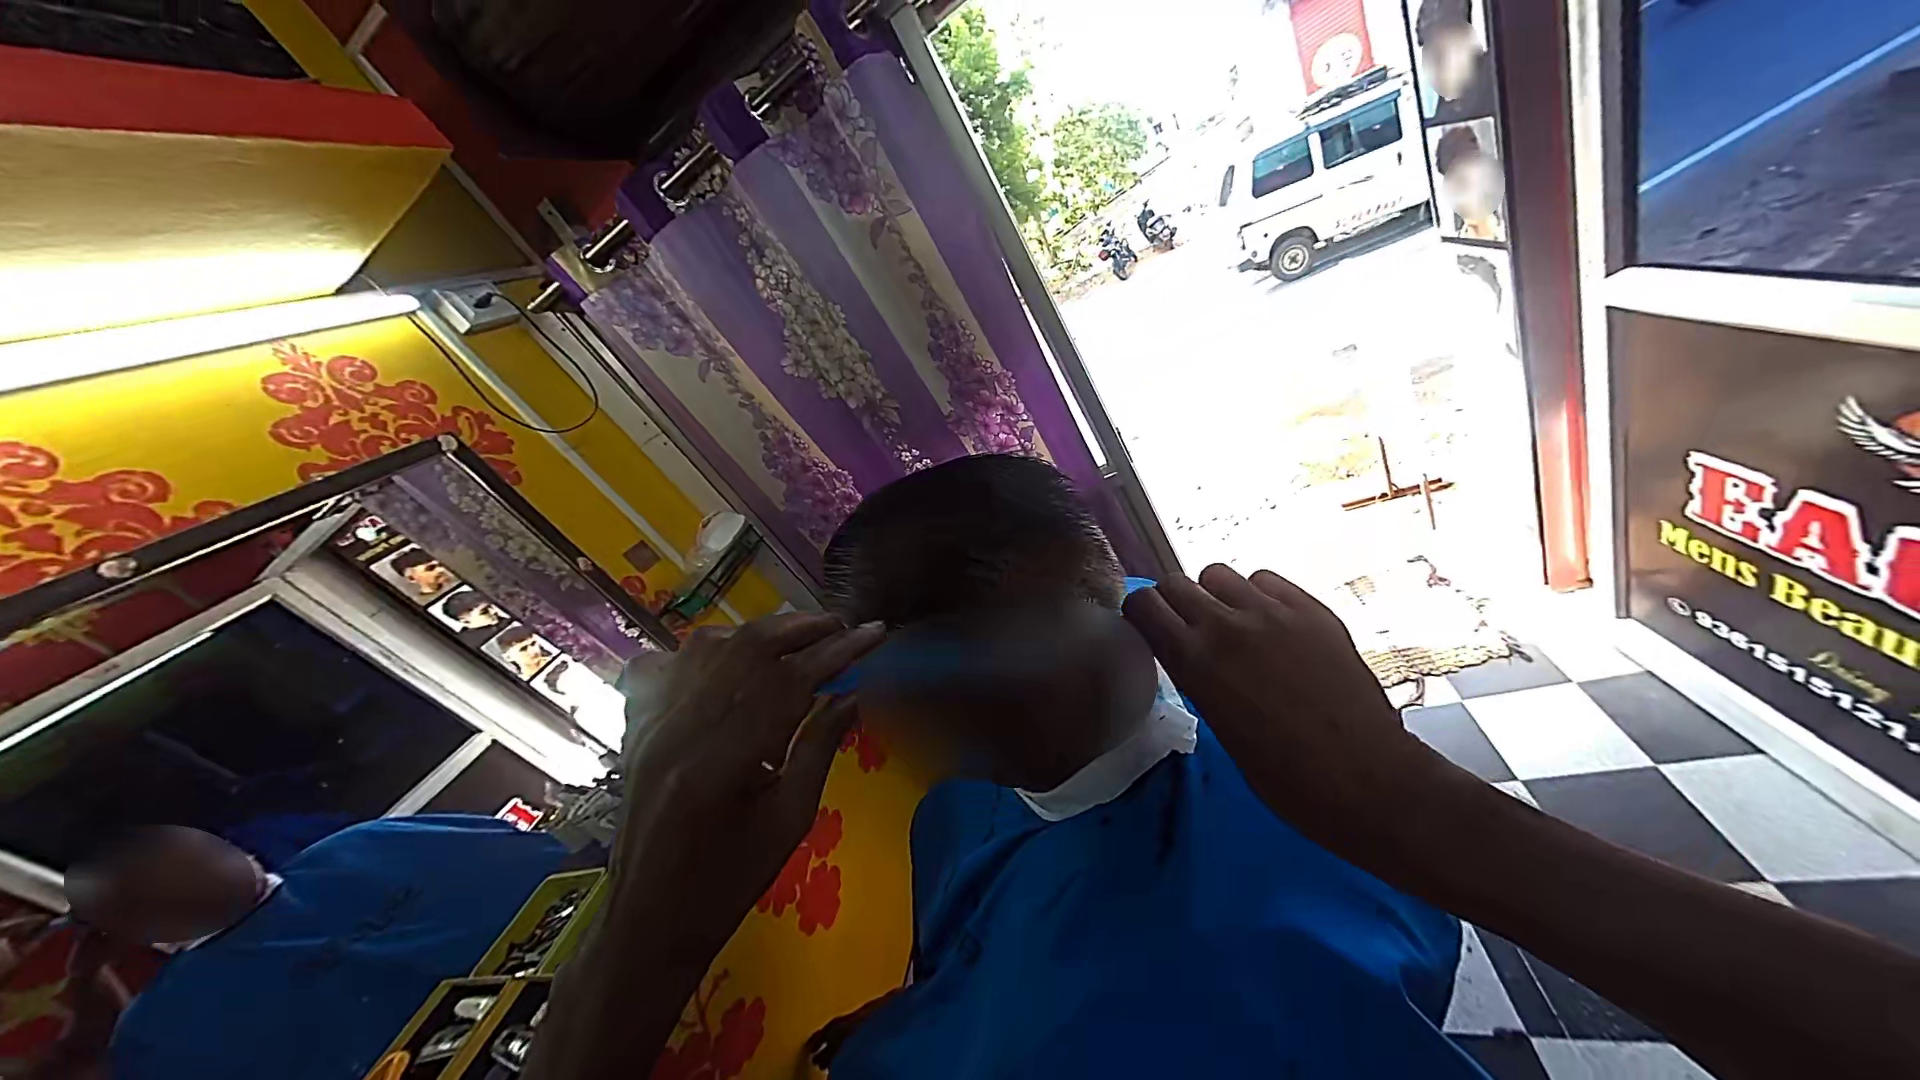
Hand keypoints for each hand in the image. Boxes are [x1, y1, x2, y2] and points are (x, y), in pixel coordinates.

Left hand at [612, 613, 885, 949]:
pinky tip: (728, 658)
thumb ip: (821, 747)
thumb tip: (852, 693)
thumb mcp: (791, 820)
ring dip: (759, 632)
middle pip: (748, 648)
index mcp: (724, 759)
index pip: (791, 681)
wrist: (648, 921)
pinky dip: (703, 649)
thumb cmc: (729, 882)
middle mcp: (681, 726)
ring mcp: (652, 722)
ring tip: (798, 635)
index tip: (874, 632)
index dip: (838, 651)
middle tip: (841, 626)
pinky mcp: (637, 725)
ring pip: (708, 645)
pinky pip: (666, 663)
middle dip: (802, 628)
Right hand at [1123, 565, 1450, 836]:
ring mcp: (1271, 612)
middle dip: (1173, 601)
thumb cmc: (1282, 774)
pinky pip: (1265, 580)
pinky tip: (1270, 623)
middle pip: (1175, 582)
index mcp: (1193, 660)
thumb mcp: (1215, 720)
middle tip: (1188, 626)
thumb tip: (1187, 650)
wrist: (1364, 779)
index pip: (1143, 604)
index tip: (1149, 627)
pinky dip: (1257, 595)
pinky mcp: (1310, 609)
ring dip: (1214, 595)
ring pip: (1218, 574)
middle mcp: (1224, 625)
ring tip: (1232, 623)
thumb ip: (1195, 673)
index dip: (1141, 613)